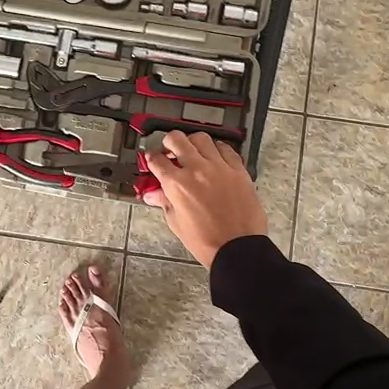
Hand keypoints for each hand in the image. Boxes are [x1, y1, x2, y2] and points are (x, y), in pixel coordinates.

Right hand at [142, 130, 268, 266]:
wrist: (238, 248)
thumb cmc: (207, 241)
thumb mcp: (177, 222)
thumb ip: (164, 202)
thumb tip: (153, 195)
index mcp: (177, 185)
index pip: (156, 160)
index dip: (150, 158)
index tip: (152, 159)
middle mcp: (197, 170)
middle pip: (177, 139)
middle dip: (168, 142)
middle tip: (169, 149)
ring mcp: (219, 168)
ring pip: (201, 139)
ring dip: (192, 142)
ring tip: (192, 150)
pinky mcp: (238, 171)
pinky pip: (226, 149)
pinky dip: (217, 149)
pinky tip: (215, 155)